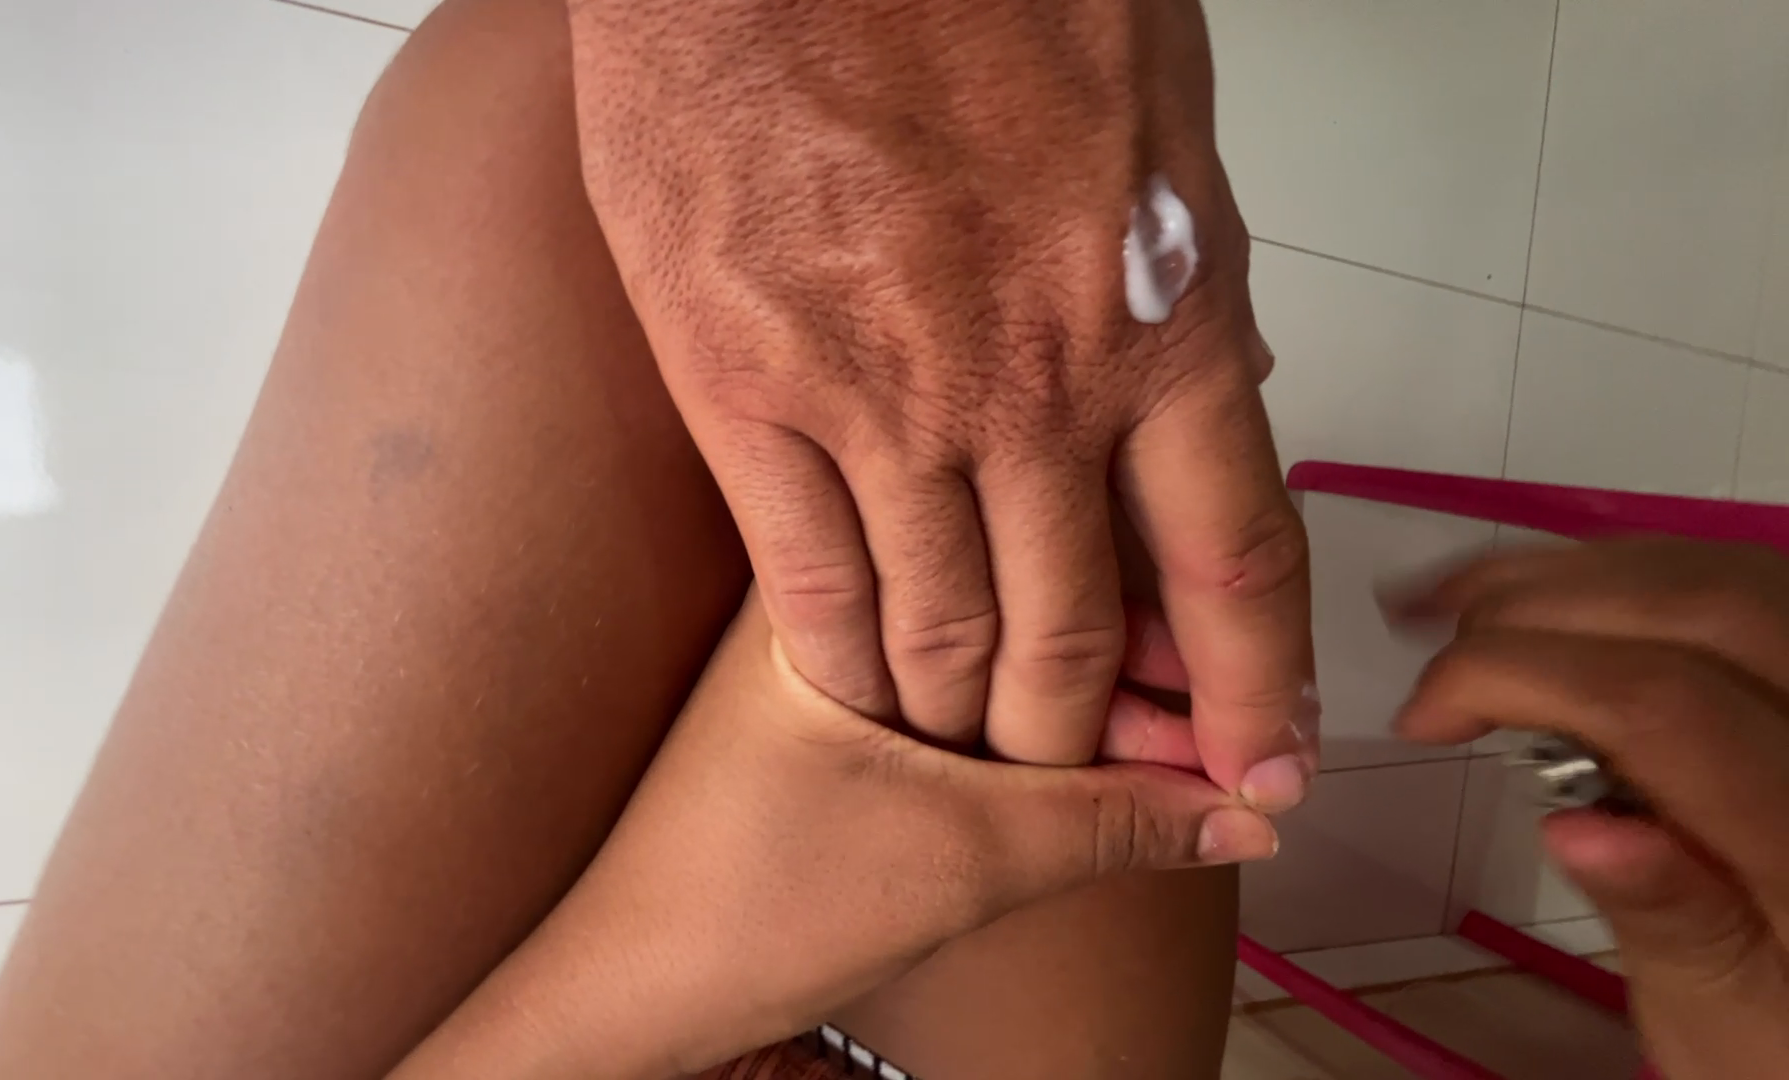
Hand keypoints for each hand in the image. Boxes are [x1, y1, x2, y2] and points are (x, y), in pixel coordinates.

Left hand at [393, 592, 1277, 1079]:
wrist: (642, 977)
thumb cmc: (751, 902)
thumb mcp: (955, 857)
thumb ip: (1105, 822)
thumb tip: (1236, 804)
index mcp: (842, 591)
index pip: (1014, 559)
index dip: (1132, 614)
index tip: (1217, 670)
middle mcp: (840, 599)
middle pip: (1015, 603)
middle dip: (1126, 664)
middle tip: (1215, 717)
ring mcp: (843, 652)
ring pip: (996, 655)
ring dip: (1084, 703)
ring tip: (1173, 746)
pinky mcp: (845, 708)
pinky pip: (962, 698)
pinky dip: (1029, 728)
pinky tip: (1092, 758)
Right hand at [566, 0, 1311, 803]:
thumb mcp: (1140, 124)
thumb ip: (1170, 284)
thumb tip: (1201, 388)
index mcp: (1146, 313)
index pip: (1226, 557)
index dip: (1241, 684)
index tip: (1246, 761)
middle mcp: (1024, 387)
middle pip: (1067, 632)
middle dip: (1068, 731)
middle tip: (1060, 771)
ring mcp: (881, 403)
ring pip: (936, 631)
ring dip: (953, 716)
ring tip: (953, 752)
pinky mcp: (748, 397)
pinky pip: (811, 587)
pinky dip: (842, 667)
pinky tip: (852, 698)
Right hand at [1392, 539, 1788, 1079]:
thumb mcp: (1732, 1025)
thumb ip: (1672, 923)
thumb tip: (1577, 829)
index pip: (1657, 703)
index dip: (1505, 676)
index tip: (1417, 720)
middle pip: (1696, 609)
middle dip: (1524, 611)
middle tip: (1430, 651)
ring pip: (1716, 573)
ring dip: (1563, 575)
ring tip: (1456, 604)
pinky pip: (1729, 578)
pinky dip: (1616, 572)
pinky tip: (1544, 595)